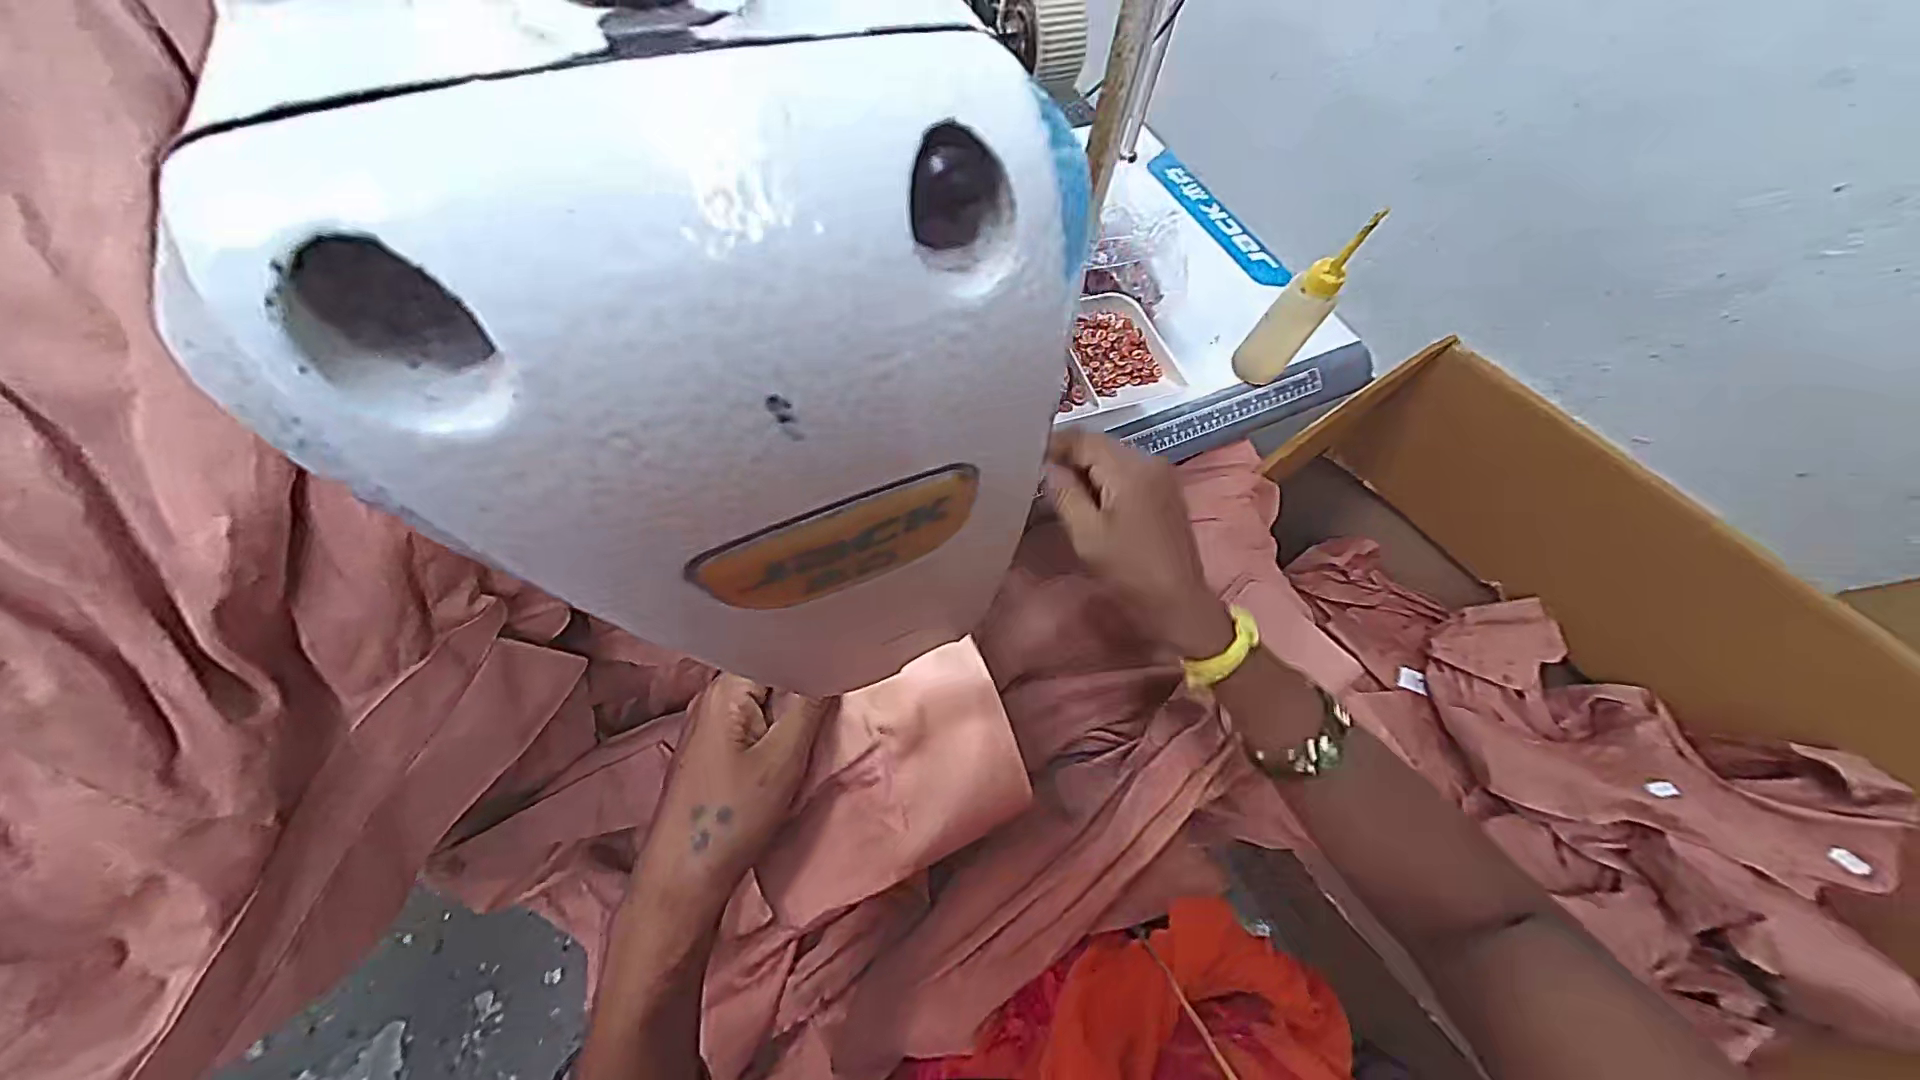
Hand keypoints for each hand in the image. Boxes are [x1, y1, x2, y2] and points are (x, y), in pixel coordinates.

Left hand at [634, 674, 830, 917]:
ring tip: (822, 712)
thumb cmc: (733, 815)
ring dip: (792, 705)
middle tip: (841, 686)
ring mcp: (711, 722)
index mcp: (725, 688)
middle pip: (771, 670)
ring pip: (765, 696)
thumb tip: (831, 661)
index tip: (843, 655)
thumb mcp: (784, 758)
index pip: (777, 647)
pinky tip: (794, 738)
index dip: (811, 651)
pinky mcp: (714, 746)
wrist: (684, 877)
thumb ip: (810, 704)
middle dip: (805, 678)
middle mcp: (712, 697)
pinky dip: (777, 724)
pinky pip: (754, 718)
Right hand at [1042, 430, 1233, 657]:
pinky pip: (1128, 473)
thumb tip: (1049, 468)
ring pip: (1114, 459)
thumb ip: (1065, 493)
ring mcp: (1161, 475)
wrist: (1177, 600)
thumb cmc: (1128, 569)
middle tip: (1041, 479)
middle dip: (1070, 458)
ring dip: (1087, 471)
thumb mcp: (1086, 533)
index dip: (1055, 445)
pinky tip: (1091, 502)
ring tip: (1062, 492)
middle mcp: (1149, 461)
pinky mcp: (1165, 491)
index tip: (1028, 459)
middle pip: (1100, 446)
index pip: (1084, 439)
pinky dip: (1106, 481)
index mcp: (1130, 469)